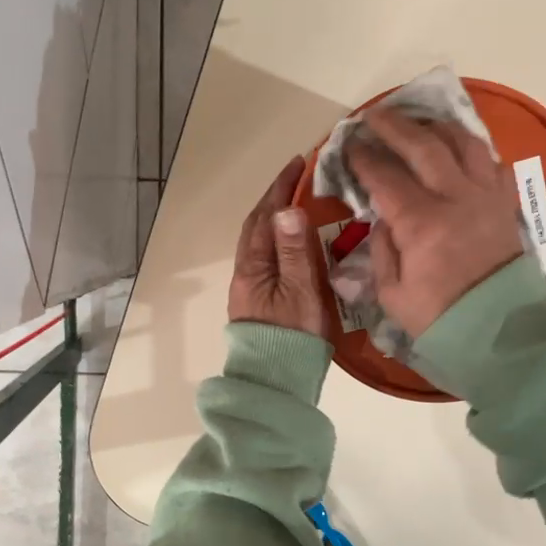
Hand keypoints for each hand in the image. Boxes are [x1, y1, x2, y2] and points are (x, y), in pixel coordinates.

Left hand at [229, 155, 327, 339]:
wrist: (275, 383)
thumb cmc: (291, 337)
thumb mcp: (299, 292)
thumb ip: (293, 251)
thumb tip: (286, 208)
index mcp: (253, 268)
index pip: (265, 217)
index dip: (281, 187)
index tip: (299, 162)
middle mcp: (246, 275)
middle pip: (258, 227)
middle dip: (276, 199)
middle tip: (300, 178)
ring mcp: (251, 291)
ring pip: (261, 244)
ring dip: (277, 220)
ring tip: (300, 205)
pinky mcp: (260, 304)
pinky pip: (268, 260)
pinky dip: (280, 243)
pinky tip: (296, 245)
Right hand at [348, 106, 522, 336]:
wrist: (499, 336)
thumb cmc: (440, 320)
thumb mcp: (392, 296)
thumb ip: (382, 251)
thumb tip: (382, 219)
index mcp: (421, 223)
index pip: (385, 176)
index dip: (363, 158)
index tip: (348, 145)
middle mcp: (455, 198)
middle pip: (423, 146)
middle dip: (394, 126)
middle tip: (374, 115)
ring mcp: (485, 198)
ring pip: (464, 143)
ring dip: (437, 127)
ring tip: (419, 122)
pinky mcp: (505, 206)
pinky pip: (491, 163)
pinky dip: (472, 148)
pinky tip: (460, 148)